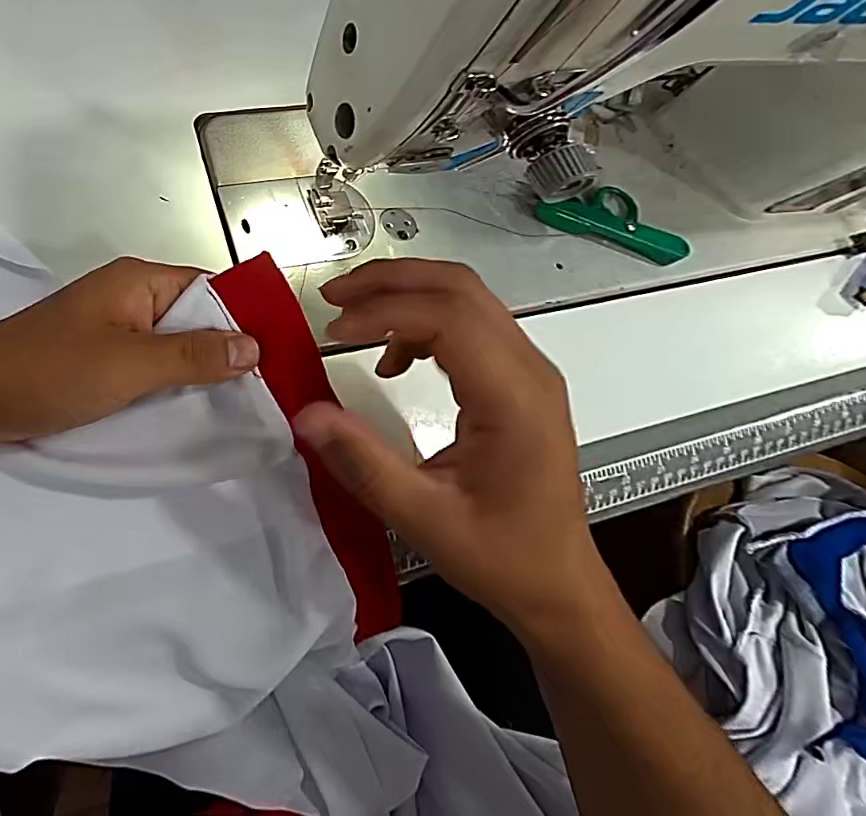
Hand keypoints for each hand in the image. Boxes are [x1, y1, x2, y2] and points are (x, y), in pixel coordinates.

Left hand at [0, 258, 260, 468]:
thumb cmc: (50, 372)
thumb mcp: (130, 364)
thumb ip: (193, 355)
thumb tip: (253, 345)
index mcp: (139, 281)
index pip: (210, 288)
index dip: (244, 318)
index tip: (279, 357)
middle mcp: (131, 297)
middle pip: (195, 318)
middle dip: (226, 350)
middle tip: (267, 391)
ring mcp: (115, 328)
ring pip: (174, 345)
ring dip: (200, 371)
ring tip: (243, 404)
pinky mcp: (102, 357)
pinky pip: (150, 365)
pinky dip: (172, 383)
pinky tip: (196, 409)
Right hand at [291, 259, 605, 626]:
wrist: (559, 583)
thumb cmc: (504, 556)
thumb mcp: (425, 519)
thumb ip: (363, 464)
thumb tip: (306, 415)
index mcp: (514, 398)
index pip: (449, 317)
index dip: (385, 311)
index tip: (334, 330)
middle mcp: (528, 369)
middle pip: (458, 288)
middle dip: (390, 281)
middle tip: (334, 297)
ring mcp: (526, 369)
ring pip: (464, 296)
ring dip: (404, 293)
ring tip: (351, 315)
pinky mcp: (516, 378)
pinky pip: (467, 323)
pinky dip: (420, 322)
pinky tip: (390, 358)